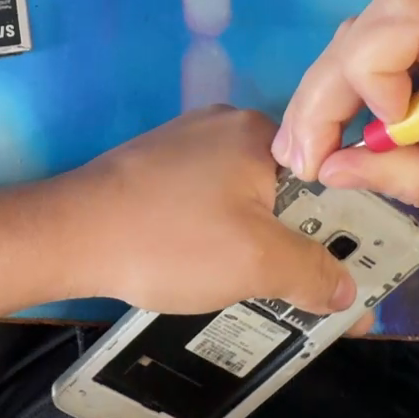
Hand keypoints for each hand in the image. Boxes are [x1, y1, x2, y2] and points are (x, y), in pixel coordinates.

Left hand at [57, 107, 363, 320]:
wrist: (71, 231)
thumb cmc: (171, 239)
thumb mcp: (257, 264)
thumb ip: (313, 274)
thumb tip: (347, 289)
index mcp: (257, 133)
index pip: (325, 181)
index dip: (342, 235)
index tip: (344, 279)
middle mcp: (224, 124)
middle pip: (284, 189)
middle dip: (297, 242)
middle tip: (300, 293)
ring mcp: (185, 140)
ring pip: (244, 196)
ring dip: (256, 240)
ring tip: (254, 288)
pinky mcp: (156, 162)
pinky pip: (208, 197)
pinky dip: (218, 230)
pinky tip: (207, 264)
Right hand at [273, 0, 418, 228]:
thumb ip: (417, 175)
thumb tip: (331, 170)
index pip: (402, 21)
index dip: (370, 79)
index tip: (382, 141)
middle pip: (373, 22)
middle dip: (327, 87)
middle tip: (297, 154)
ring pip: (373, 27)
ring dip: (336, 84)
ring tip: (311, 143)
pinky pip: (395, 36)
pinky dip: (366, 80)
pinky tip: (351, 120)